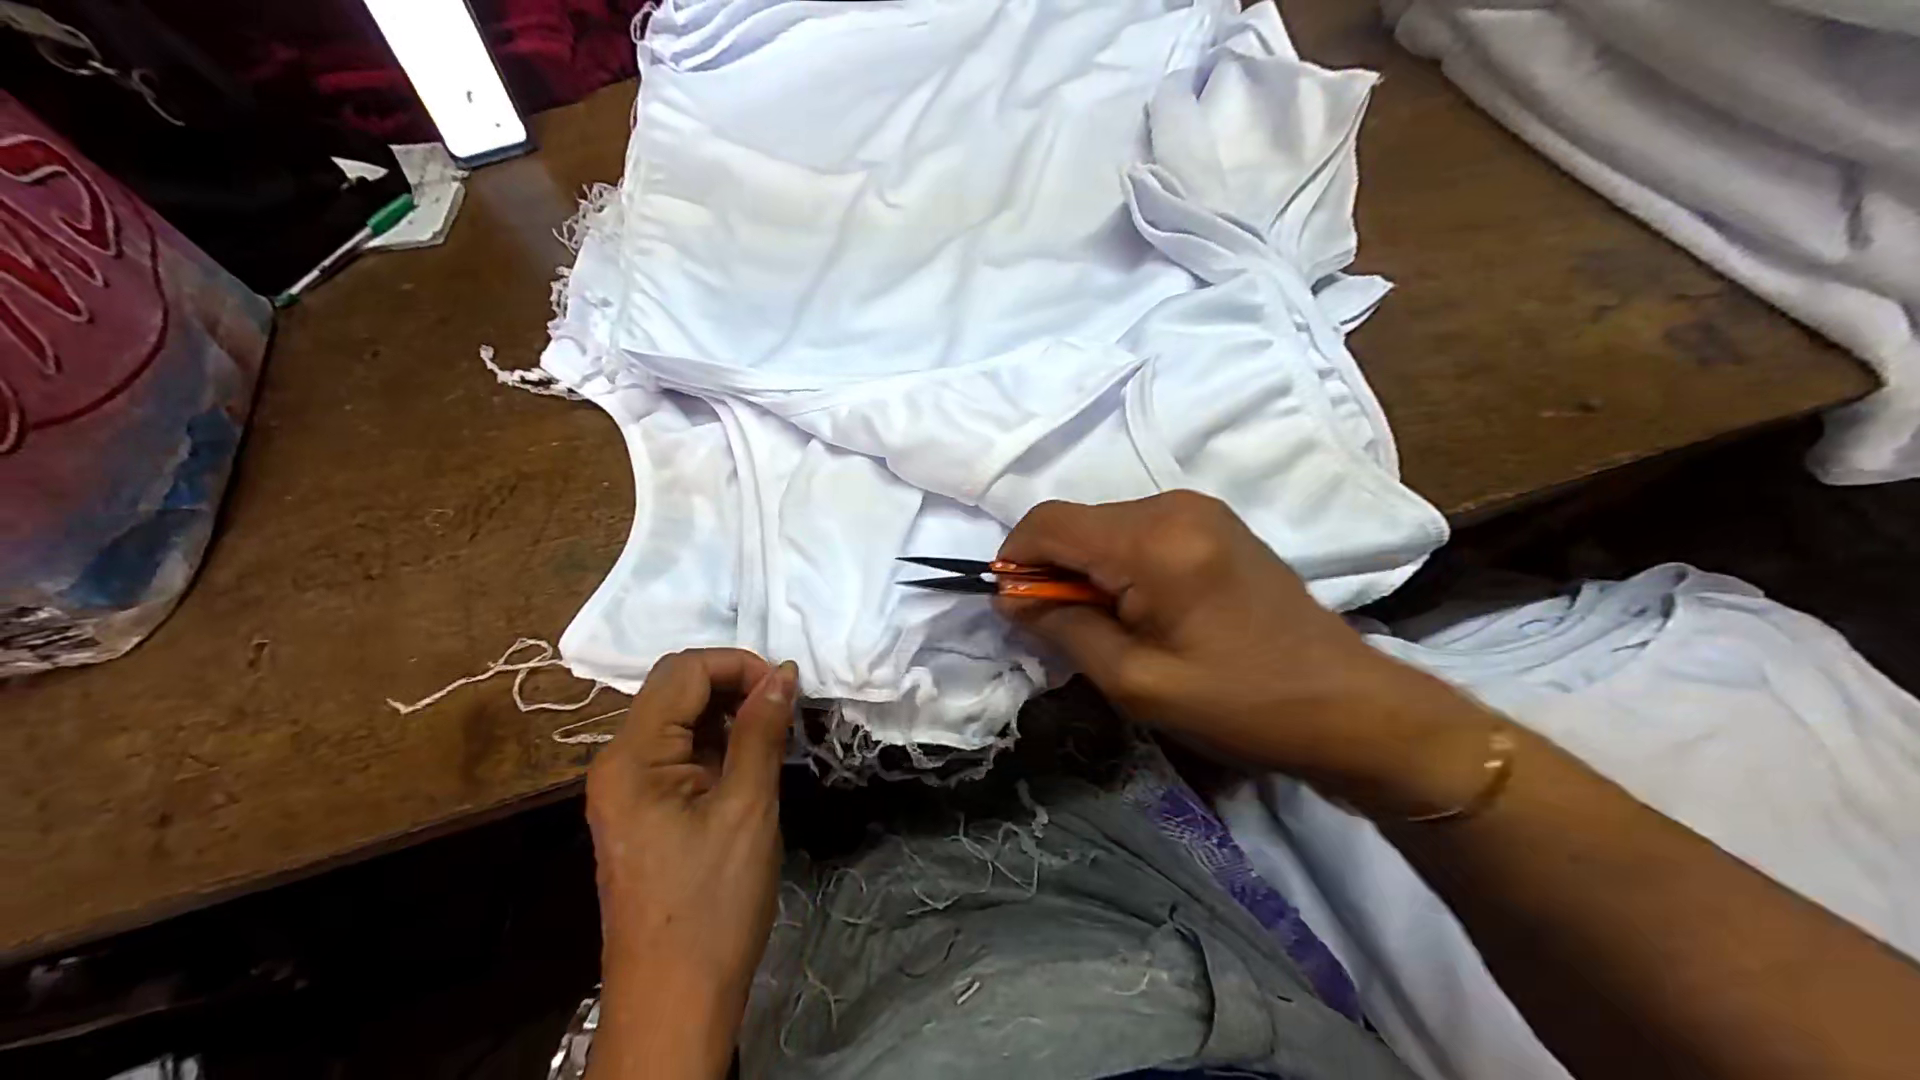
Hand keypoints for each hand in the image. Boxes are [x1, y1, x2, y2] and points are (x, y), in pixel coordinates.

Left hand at [584, 649, 797, 1079]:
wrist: (675, 1001)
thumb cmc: (713, 906)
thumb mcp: (748, 809)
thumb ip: (762, 731)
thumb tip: (782, 672)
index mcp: (632, 757)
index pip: (683, 671)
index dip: (738, 665)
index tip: (786, 689)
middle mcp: (619, 762)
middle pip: (676, 688)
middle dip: (734, 685)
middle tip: (784, 710)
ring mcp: (628, 787)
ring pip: (680, 718)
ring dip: (730, 714)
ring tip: (775, 735)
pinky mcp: (645, 809)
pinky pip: (681, 752)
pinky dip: (720, 742)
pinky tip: (752, 762)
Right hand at [998, 492, 1500, 816]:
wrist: (1345, 705)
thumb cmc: (1238, 703)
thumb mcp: (1134, 681)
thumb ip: (1062, 626)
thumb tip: (1010, 595)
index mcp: (1153, 540)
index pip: (1048, 523)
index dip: (1015, 560)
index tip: (1013, 610)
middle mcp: (1173, 505)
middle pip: (1075, 522)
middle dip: (1052, 571)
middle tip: (1064, 632)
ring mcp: (1198, 509)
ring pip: (1103, 527)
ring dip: (1085, 571)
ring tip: (1108, 628)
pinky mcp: (1212, 524)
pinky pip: (1137, 532)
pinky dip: (1117, 566)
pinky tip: (1140, 610)